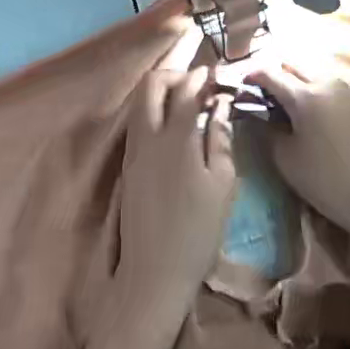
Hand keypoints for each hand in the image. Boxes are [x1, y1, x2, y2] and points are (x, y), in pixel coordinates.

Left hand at [116, 65, 237, 313]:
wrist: (153, 273)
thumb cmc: (197, 231)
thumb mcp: (222, 184)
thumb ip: (220, 138)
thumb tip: (220, 105)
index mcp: (176, 139)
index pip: (185, 89)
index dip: (202, 76)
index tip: (217, 75)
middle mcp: (148, 137)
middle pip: (151, 84)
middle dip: (175, 74)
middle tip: (198, 85)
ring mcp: (133, 151)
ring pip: (140, 102)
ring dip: (162, 91)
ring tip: (188, 104)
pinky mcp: (127, 165)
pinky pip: (137, 122)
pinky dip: (154, 111)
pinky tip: (174, 127)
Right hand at [245, 67, 349, 248]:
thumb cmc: (327, 183)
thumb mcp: (286, 160)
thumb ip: (269, 128)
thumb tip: (261, 113)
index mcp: (305, 97)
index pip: (270, 73)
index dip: (254, 75)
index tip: (245, 84)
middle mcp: (331, 83)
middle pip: (298, 65)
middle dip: (281, 75)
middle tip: (273, 94)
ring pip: (324, 75)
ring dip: (310, 84)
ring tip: (307, 107)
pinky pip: (348, 88)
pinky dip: (335, 96)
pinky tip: (337, 118)